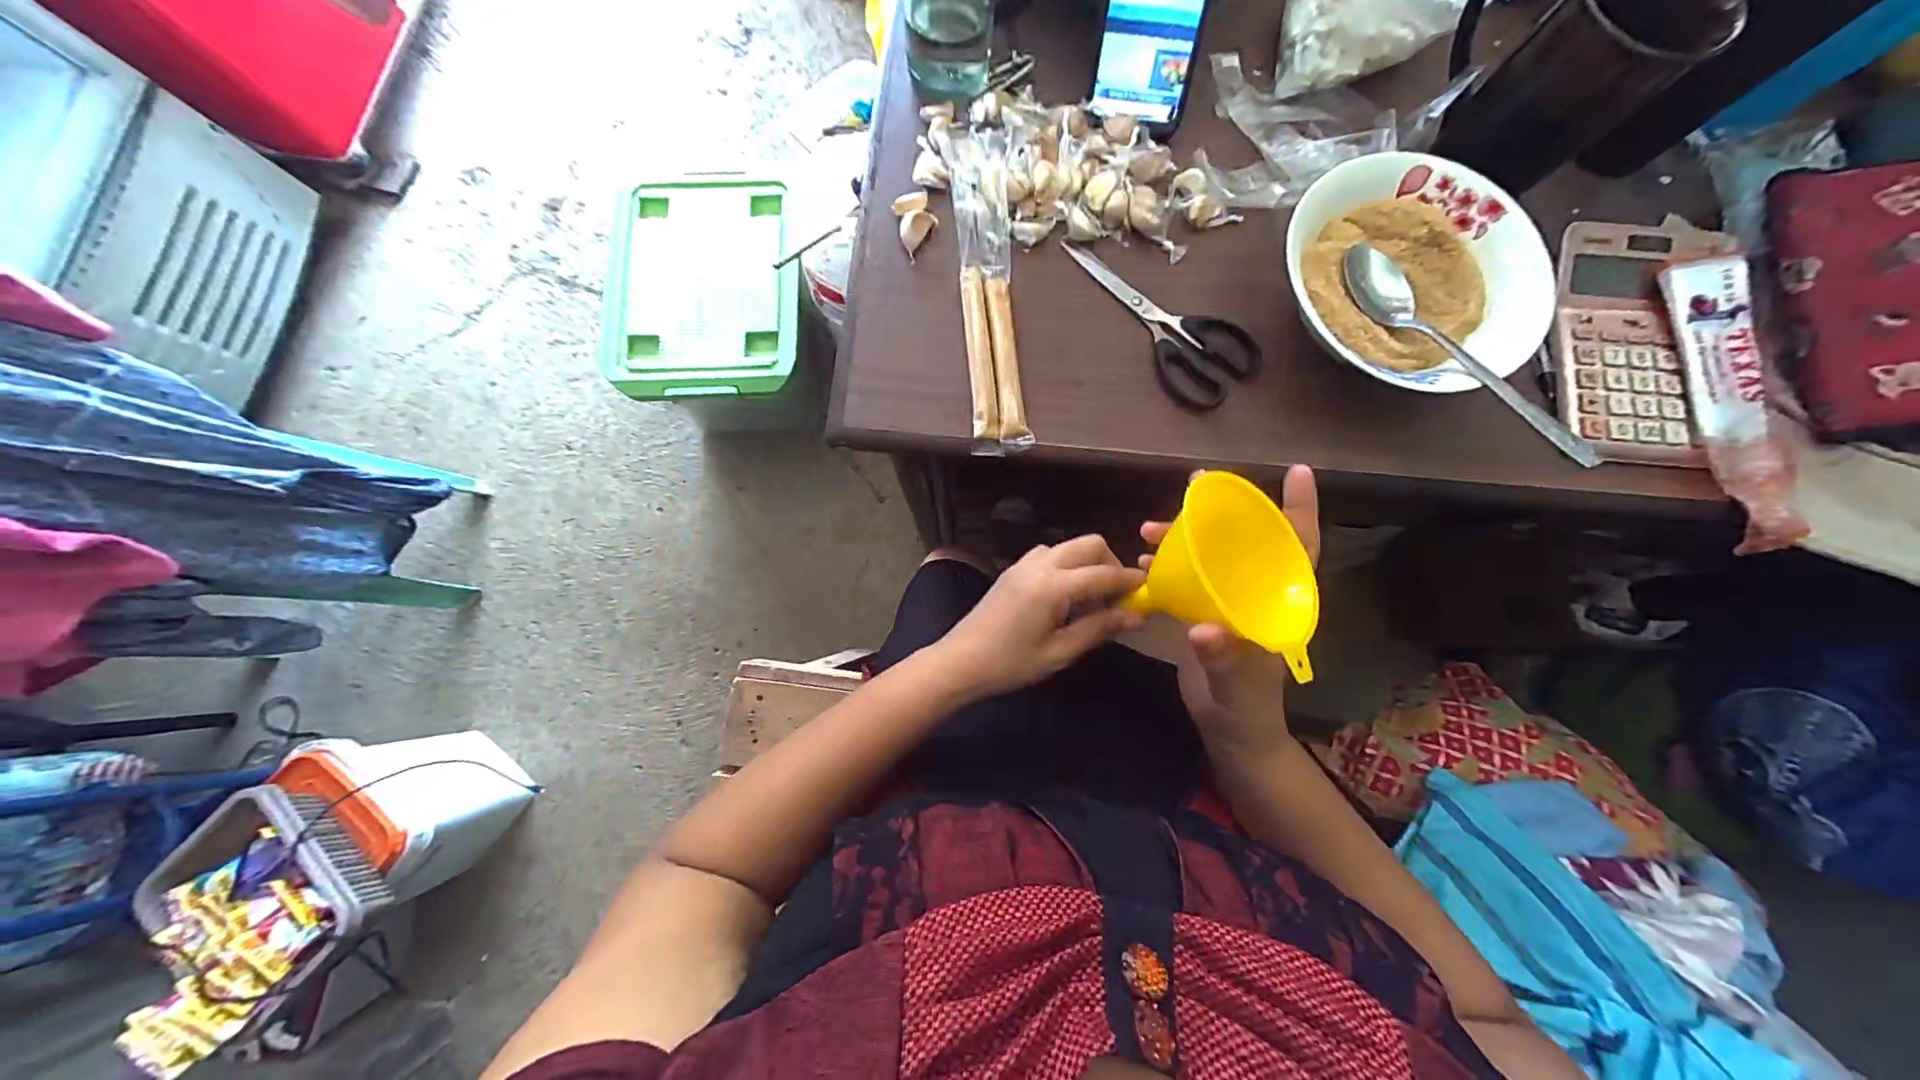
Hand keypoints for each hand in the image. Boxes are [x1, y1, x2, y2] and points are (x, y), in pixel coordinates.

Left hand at [933, 535, 1146, 699]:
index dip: (1131, 582)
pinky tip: (1066, 598)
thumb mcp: (1059, 652)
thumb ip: (1099, 628)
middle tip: (1117, 598)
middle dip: (1111, 565)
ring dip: (1089, 565)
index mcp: (1052, 586)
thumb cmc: (1010, 664)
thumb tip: (1136, 617)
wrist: (959, 661)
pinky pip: (1051, 555)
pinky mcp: (1014, 570)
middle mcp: (1039, 564)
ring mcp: (1024, 563)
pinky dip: (1068, 566)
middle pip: (1090, 544)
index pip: (1104, 573)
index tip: (1150, 592)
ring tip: (1091, 602)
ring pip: (1070, 546)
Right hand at [1139, 465, 1320, 753]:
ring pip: (1213, 557)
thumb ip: (1225, 660)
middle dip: (1223, 512)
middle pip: (1246, 542)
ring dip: (1184, 538)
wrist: (1230, 733)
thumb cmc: (1245, 710)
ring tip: (1150, 527)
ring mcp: (1230, 603)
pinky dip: (1167, 566)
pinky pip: (1189, 580)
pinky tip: (1143, 561)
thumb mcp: (1237, 688)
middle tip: (1195, 485)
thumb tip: (1205, 630)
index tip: (1297, 472)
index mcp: (1277, 604)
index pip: (1297, 549)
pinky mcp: (1206, 615)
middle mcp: (1256, 595)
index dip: (1299, 510)